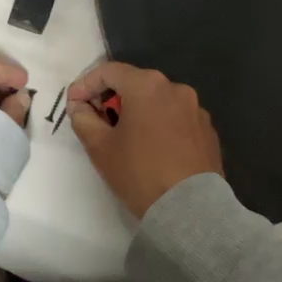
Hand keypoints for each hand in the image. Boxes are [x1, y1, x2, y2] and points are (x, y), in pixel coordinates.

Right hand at [68, 62, 221, 217]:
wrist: (189, 209)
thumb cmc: (139, 172)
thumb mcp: (100, 146)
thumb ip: (83, 119)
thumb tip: (79, 106)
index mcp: (147, 86)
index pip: (109, 71)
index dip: (85, 84)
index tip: (73, 104)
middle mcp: (176, 88)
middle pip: (135, 84)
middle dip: (112, 98)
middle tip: (97, 122)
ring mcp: (196, 109)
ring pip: (158, 102)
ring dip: (138, 112)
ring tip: (127, 138)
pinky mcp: (208, 131)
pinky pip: (176, 119)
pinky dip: (160, 126)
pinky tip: (153, 149)